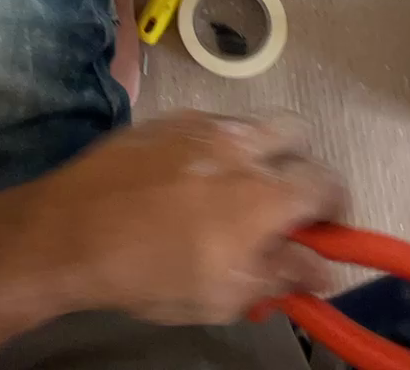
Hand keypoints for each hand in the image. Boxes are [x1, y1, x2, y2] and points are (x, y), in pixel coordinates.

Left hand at [0, 111, 343, 353]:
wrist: (72, 228)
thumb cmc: (150, 273)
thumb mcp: (224, 293)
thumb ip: (281, 273)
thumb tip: (322, 265)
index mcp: (260, 190)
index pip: (326, 181)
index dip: (337, 206)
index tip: (328, 228)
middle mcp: (235, 143)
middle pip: (295, 131)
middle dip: (301, 163)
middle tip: (284, 201)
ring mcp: (196, 123)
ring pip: (249, 125)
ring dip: (256, 152)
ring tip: (232, 193)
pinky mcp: (163, 117)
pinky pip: (208, 124)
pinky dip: (215, 146)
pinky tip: (190, 179)